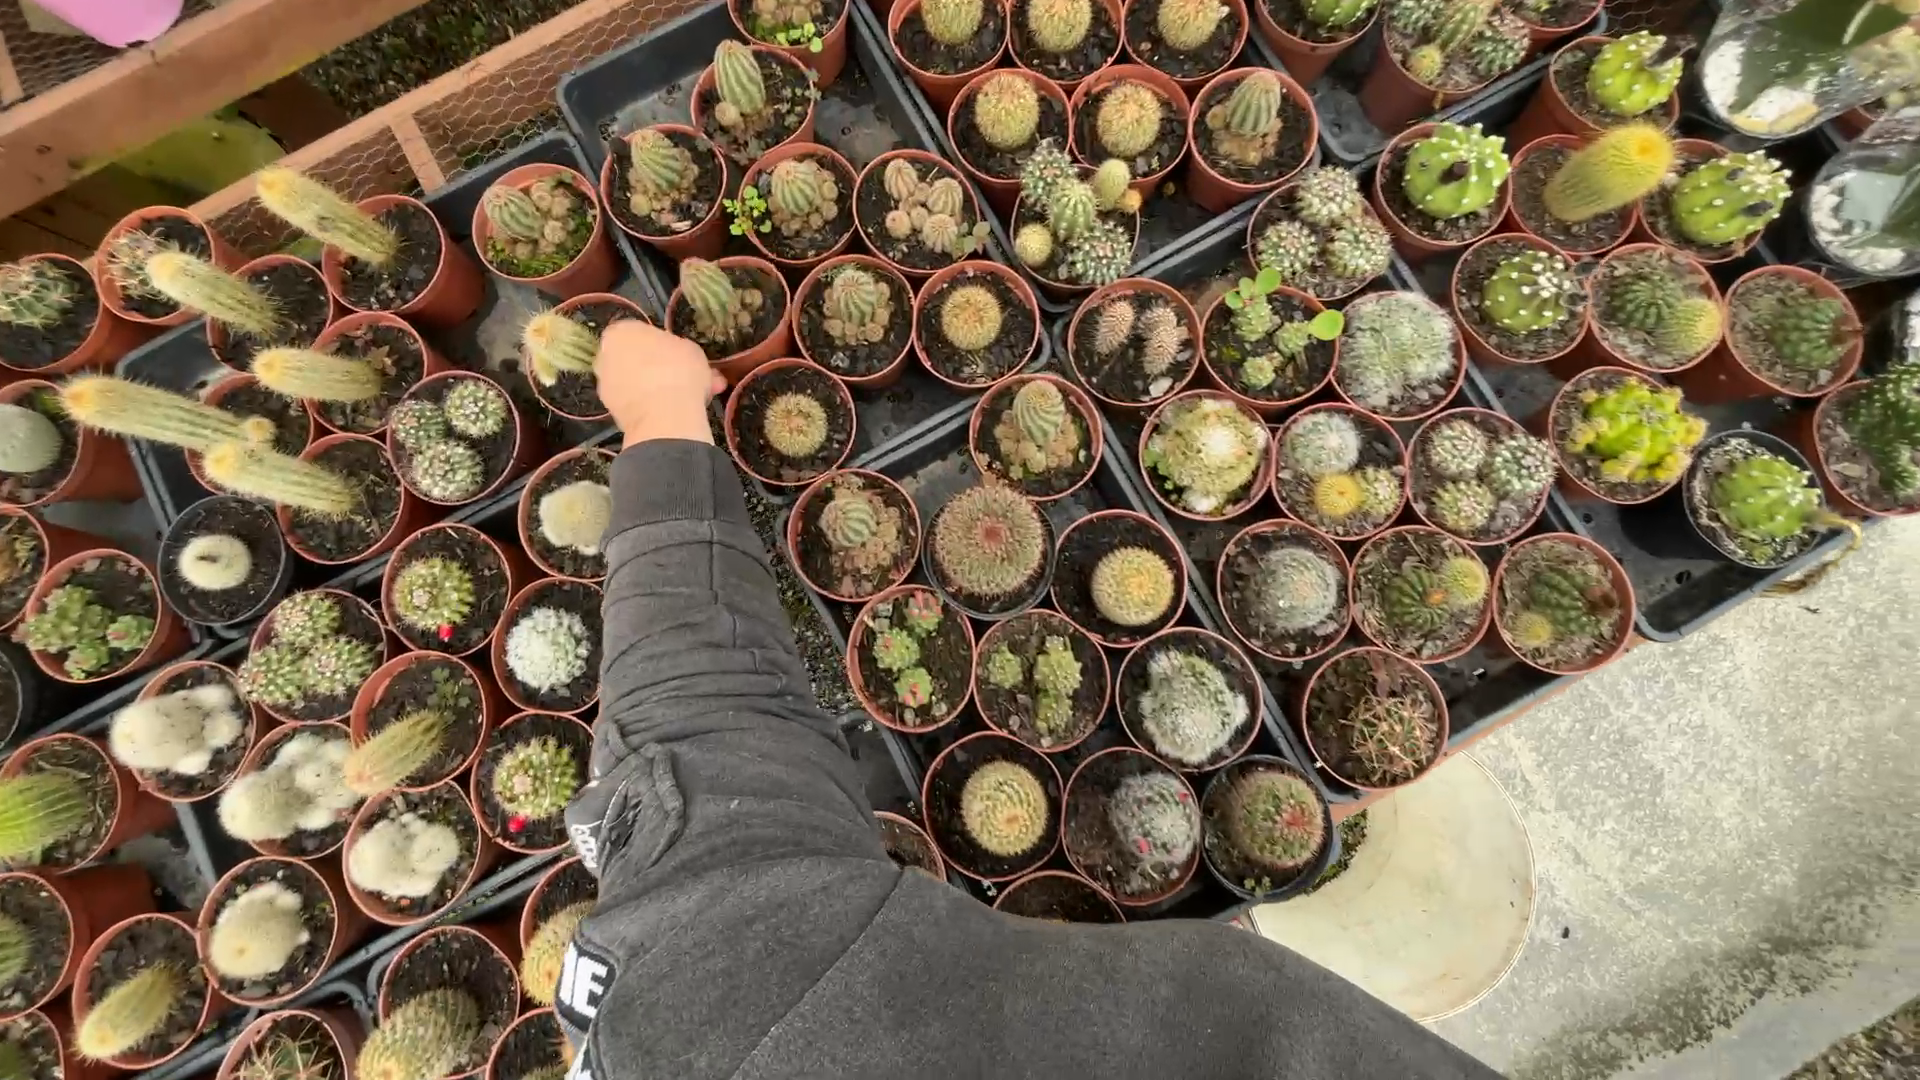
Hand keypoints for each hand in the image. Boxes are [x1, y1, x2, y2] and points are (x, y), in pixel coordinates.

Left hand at [595, 320, 727, 447]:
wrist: (666, 416)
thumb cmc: (679, 371)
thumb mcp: (691, 349)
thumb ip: (677, 348)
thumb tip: (677, 355)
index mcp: (623, 330)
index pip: (640, 332)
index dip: (661, 346)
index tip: (677, 356)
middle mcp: (606, 354)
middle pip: (633, 358)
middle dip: (657, 368)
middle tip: (684, 379)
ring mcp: (605, 384)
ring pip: (634, 383)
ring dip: (655, 390)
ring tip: (685, 401)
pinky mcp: (610, 410)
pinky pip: (634, 404)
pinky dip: (649, 408)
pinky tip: (673, 414)